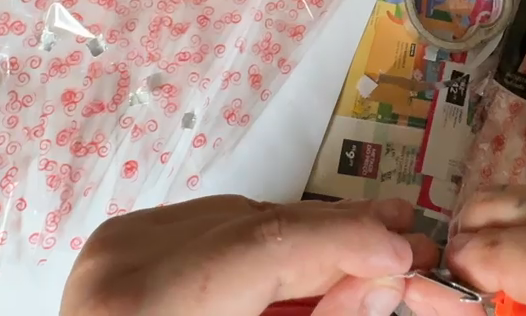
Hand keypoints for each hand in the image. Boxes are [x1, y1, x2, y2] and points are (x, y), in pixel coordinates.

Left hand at [60, 196, 438, 315]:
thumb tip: (381, 280)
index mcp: (149, 307)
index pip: (266, 245)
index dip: (344, 242)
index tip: (404, 251)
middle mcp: (128, 259)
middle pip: (257, 225)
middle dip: (337, 234)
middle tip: (405, 235)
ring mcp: (121, 244)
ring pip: (241, 219)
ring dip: (306, 234)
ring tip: (367, 243)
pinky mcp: (125, 241)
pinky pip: (215, 226)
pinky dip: (263, 243)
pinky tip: (303, 255)